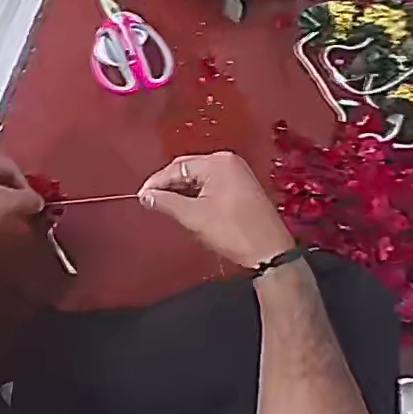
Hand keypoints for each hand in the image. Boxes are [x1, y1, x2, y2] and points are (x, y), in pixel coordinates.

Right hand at [138, 152, 295, 267]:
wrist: (270, 251)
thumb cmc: (235, 231)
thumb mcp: (194, 217)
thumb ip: (166, 202)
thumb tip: (146, 196)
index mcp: (218, 162)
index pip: (177, 167)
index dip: (157, 182)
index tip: (142, 197)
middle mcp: (228, 162)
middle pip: (188, 170)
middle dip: (168, 186)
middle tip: (151, 202)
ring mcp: (236, 174)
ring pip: (198, 179)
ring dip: (182, 192)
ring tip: (165, 207)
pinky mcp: (240, 187)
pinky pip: (211, 185)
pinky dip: (196, 196)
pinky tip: (186, 208)